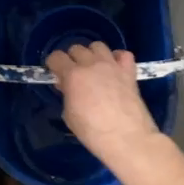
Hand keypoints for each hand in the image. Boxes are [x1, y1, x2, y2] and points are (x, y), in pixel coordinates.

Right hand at [46, 42, 159, 157]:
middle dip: (72, 59)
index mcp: (73, 75)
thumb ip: (67, 95)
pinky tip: (114, 69)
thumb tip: (67, 86)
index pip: (56, 57)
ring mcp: (112, 66)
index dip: (53, 64)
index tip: (55, 73)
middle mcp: (92, 64)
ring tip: (94, 69)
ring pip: (98, 46)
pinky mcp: (129, 72)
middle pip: (76, 49)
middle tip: (74, 75)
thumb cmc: (92, 131)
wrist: (127, 138)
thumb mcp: (69, 115)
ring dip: (92, 55)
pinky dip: (117, 59)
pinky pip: (123, 54)